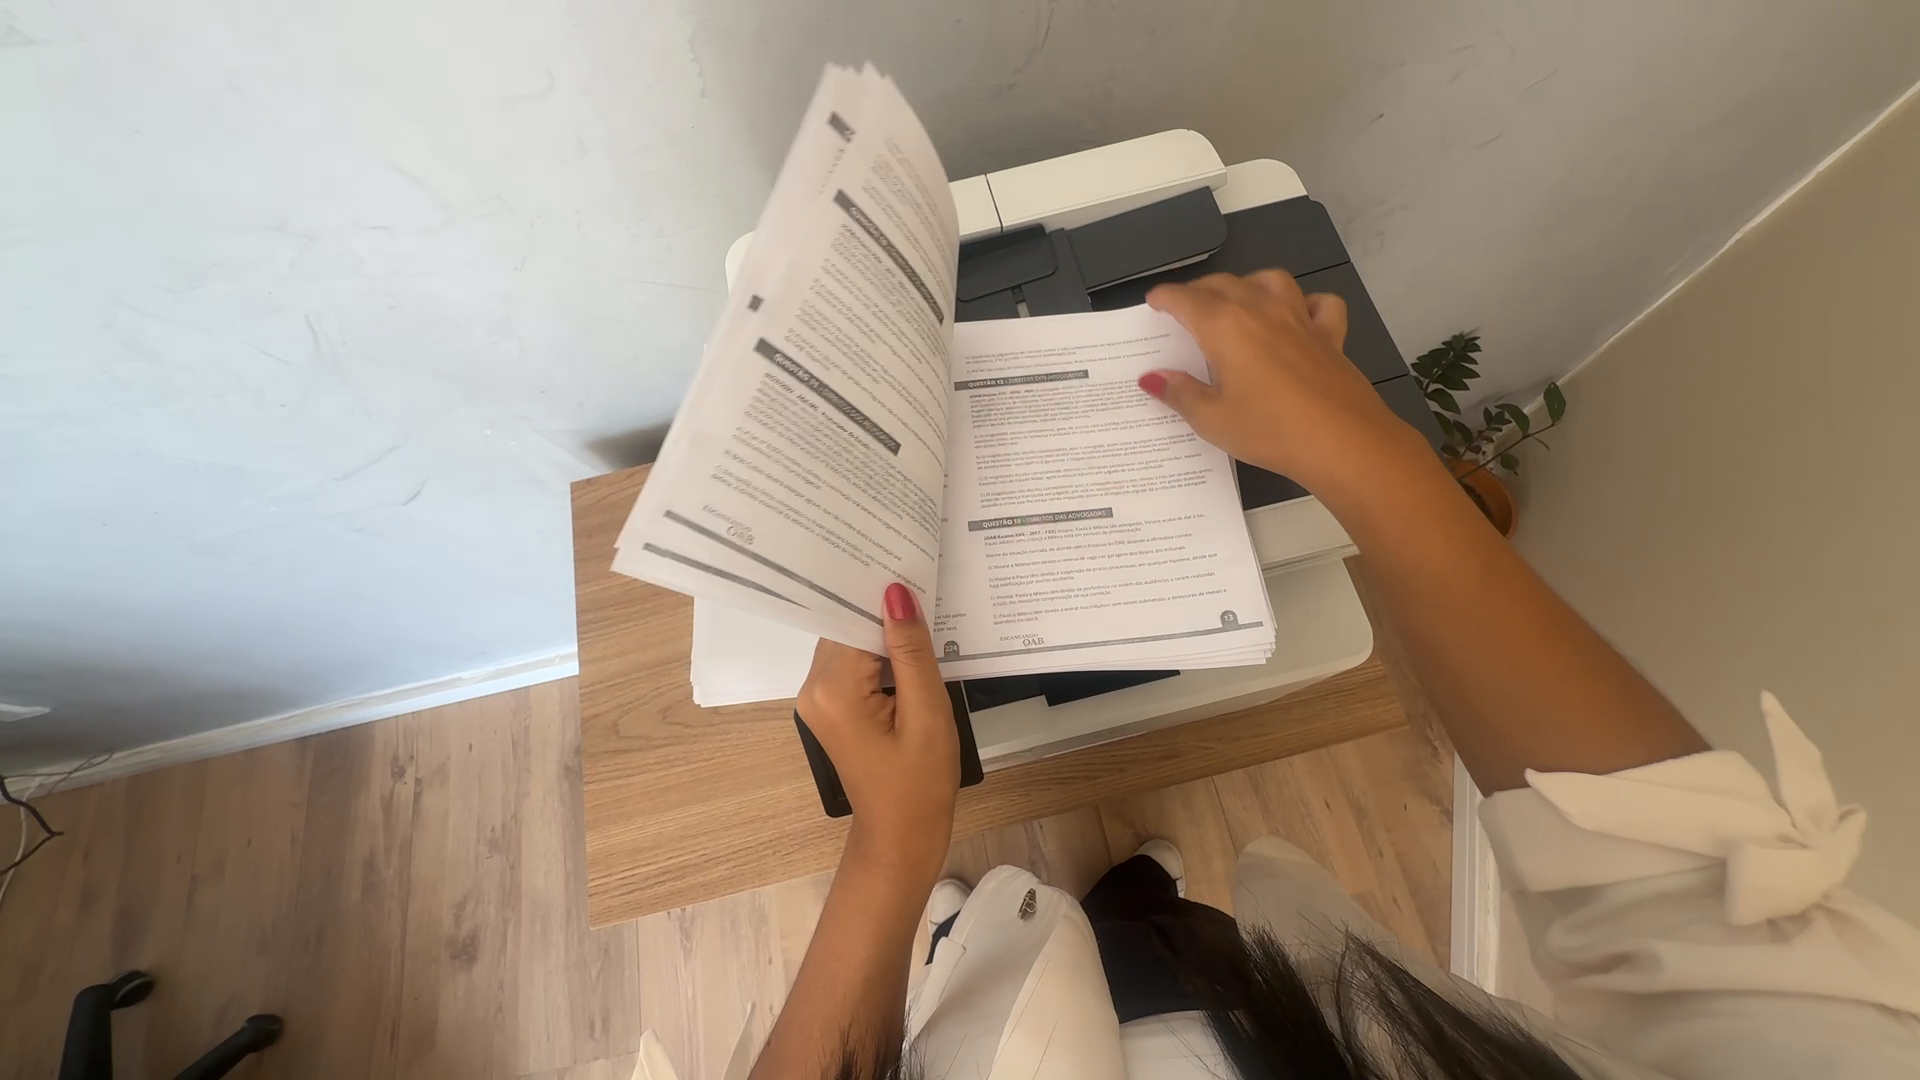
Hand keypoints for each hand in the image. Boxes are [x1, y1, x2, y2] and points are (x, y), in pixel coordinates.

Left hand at [796, 582, 958, 888]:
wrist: (902, 836)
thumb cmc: (921, 782)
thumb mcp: (927, 712)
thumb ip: (911, 650)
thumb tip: (896, 592)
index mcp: (834, 689)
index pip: (855, 620)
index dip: (886, 599)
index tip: (916, 570)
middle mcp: (814, 689)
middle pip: (848, 629)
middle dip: (885, 613)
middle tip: (926, 584)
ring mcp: (818, 700)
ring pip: (851, 644)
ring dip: (884, 634)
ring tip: (925, 615)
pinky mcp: (830, 708)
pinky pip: (852, 665)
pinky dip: (879, 656)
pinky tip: (910, 651)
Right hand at [1140, 270, 1430, 495]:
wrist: (1341, 441)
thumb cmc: (1268, 430)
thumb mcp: (1211, 419)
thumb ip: (1179, 393)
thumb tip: (1151, 377)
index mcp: (1224, 327)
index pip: (1186, 300)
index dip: (1166, 297)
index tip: (1154, 301)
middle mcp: (1261, 310)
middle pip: (1224, 284)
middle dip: (1199, 290)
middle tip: (1184, 306)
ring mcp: (1300, 318)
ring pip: (1270, 280)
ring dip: (1247, 283)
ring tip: (1237, 299)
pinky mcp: (1330, 334)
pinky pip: (1318, 302)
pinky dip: (1304, 302)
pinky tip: (1297, 316)